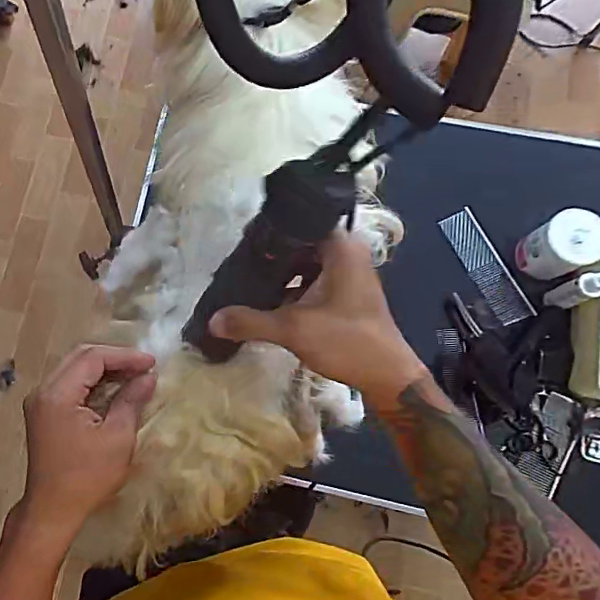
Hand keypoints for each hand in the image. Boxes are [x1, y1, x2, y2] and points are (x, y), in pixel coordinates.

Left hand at [21, 344, 156, 535]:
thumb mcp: (118, 436)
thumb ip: (131, 400)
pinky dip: (95, 383)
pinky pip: (71, 385)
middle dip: (115, 358)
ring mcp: (41, 402)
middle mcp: (43, 392)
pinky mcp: (44, 413)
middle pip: (81, 357)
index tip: (153, 363)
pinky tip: (116, 389)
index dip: (125, 356)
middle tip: (145, 367)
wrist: (54, 509)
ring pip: (75, 369)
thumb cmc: (88, 476)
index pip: (92, 358)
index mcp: (57, 395)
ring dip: (106, 369)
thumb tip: (149, 377)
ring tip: (136, 375)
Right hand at [209, 231, 426, 405]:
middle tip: (241, 268)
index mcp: (340, 246)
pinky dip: (297, 292)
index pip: (297, 223)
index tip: (241, 247)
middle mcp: (348, 253)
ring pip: (307, 266)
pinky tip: (274, 304)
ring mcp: (351, 274)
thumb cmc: (346, 341)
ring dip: (283, 278)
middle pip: (300, 246)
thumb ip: (250, 321)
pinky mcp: (350, 295)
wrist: (386, 375)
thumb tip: (213, 320)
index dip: (268, 234)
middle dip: (272, 259)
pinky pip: (316, 283)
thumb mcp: (293, 329)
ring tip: (252, 285)